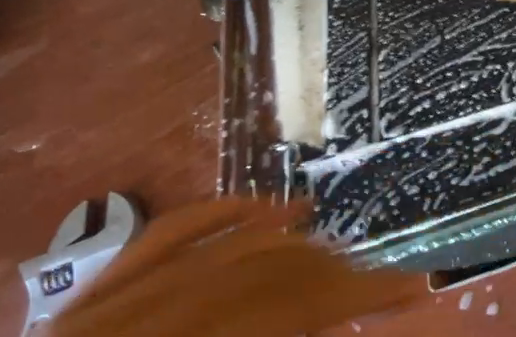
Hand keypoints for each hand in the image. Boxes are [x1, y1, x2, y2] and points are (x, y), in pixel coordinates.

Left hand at [50, 200, 421, 336]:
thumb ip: (286, 335)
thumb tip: (347, 315)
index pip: (288, 306)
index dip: (361, 291)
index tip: (416, 286)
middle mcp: (138, 318)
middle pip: (260, 271)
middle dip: (332, 269)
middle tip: (379, 275)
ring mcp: (103, 306)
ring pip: (220, 248)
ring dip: (289, 239)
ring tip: (336, 244)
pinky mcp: (85, 301)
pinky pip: (158, 240)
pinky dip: (218, 215)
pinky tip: (266, 205)